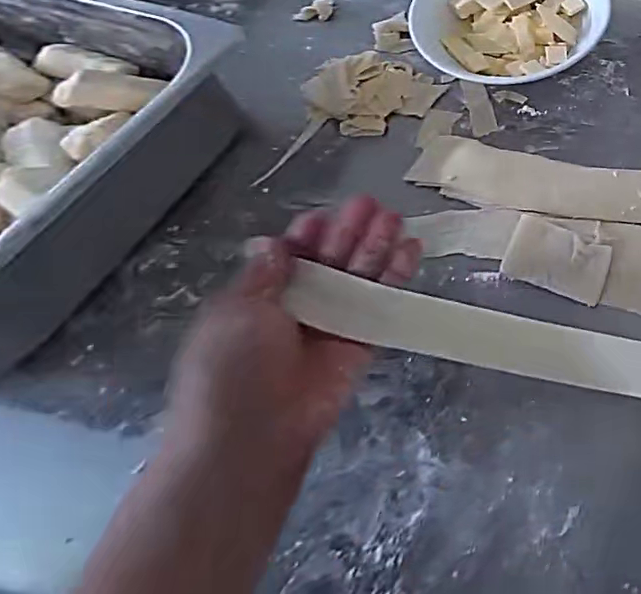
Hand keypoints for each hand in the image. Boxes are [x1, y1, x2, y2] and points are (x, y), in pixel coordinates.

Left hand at [167, 196, 420, 462]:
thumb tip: (272, 243)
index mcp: (260, 299)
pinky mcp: (364, 337)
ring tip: (395, 219)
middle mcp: (299, 306)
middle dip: (349, 231)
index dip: (308, 234)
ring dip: (377, 245)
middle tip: (370, 205)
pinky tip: (411, 249)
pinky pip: (384, 299)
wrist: (252, 434)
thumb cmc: (230, 371)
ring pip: (361, 274)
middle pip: (330, 260)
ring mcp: (334, 321)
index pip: (290, 257)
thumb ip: (262, 276)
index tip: (324, 216)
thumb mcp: (232, 315)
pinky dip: (398, 274)